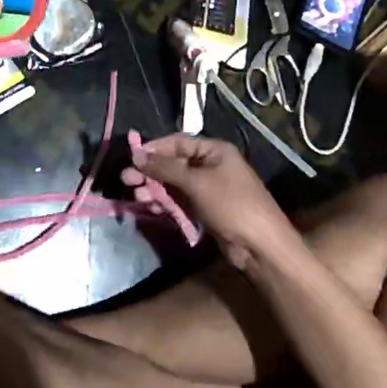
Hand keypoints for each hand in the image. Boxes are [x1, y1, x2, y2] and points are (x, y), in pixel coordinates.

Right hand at [130, 134, 298, 269]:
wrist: (260, 246)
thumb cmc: (231, 204)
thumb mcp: (196, 182)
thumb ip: (165, 168)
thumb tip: (137, 154)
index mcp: (214, 151)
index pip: (178, 142)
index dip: (154, 148)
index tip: (131, 156)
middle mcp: (210, 166)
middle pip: (173, 164)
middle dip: (149, 171)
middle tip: (126, 179)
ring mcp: (207, 189)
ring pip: (173, 184)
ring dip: (154, 189)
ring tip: (136, 196)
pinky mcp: (205, 210)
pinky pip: (179, 201)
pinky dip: (164, 203)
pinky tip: (150, 207)